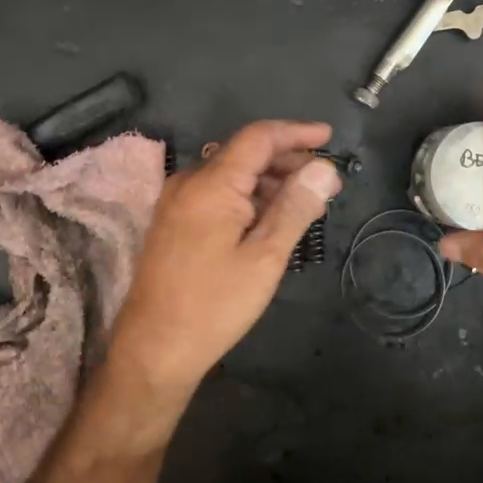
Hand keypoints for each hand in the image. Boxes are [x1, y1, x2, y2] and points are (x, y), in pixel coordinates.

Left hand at [108, 121, 342, 393]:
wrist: (153, 350)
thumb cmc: (214, 305)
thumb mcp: (264, 258)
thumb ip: (295, 207)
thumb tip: (324, 168)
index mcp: (211, 184)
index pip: (258, 137)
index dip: (296, 132)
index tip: (329, 136)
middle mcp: (189, 181)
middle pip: (245, 152)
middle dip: (288, 159)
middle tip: (326, 181)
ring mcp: (177, 201)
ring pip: (231, 173)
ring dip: (269, 179)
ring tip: (305, 201)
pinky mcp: (174, 221)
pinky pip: (217, 192)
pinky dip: (248, 195)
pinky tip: (271, 217)